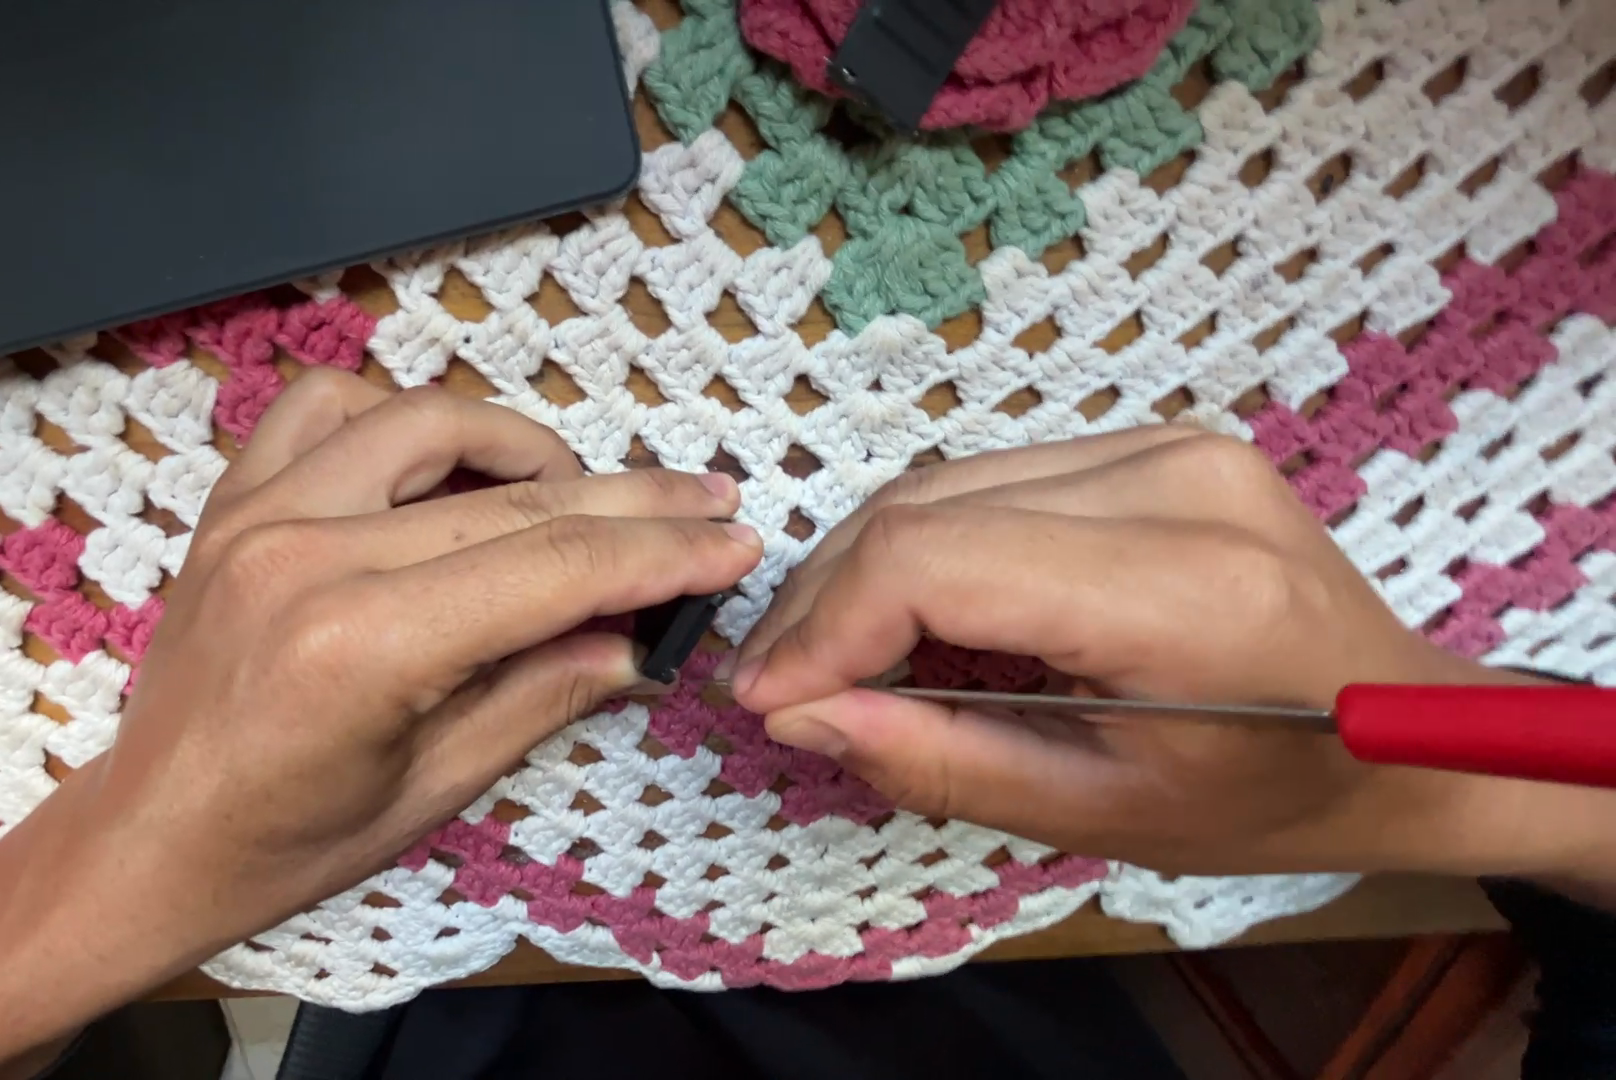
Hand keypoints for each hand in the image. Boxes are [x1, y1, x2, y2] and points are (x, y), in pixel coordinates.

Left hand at [0, 370, 762, 1078]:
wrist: (142, 840)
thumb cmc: (289, 844)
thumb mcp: (440, 788)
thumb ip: (548, 690)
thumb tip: (637, 634)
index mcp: (361, 648)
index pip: (553, 569)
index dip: (661, 552)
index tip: (734, 544)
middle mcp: (309, 554)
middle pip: (517, 499)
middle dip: (636, 500)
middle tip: (710, 500)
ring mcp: (261, 512)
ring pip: (432, 422)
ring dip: (532, 446)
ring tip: (584, 489)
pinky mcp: (235, 499)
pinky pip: (330, 407)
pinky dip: (408, 420)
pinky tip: (447, 463)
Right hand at [729, 427, 1615, 885]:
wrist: (1410, 732)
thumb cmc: (1269, 798)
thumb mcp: (1097, 815)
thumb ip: (935, 762)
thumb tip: (798, 715)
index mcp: (1181, 590)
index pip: (933, 562)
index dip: (825, 628)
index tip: (764, 696)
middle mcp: (1162, 480)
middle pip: (917, 514)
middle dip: (819, 603)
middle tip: (770, 678)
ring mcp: (1149, 444)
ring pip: (928, 491)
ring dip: (847, 572)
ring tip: (809, 649)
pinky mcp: (1130, 443)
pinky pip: (967, 488)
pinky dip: (900, 550)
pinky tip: (881, 608)